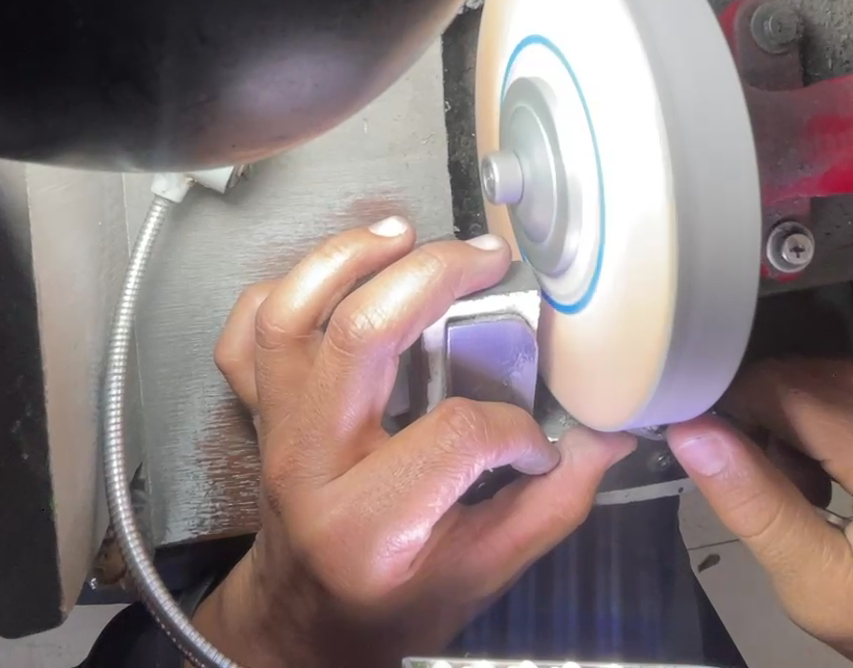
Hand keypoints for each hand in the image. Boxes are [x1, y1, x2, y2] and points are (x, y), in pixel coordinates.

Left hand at [194, 218, 634, 667]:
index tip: (537, 438)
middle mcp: (310, 462)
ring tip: (401, 232)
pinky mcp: (258, 408)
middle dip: (431, 277)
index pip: (452, 436)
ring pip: (288, 318)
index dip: (512, 427)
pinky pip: (245, 333)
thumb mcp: (480, 575)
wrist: (303, 621)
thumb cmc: (393, 604)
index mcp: (370, 524)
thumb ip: (549, 506)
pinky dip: (282, 290)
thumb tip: (608, 436)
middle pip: (361, 337)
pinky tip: (333, 277)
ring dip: (344, 259)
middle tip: (485, 256)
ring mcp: (275, 428)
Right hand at [669, 359, 852, 667]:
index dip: (735, 417)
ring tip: (822, 484)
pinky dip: (846, 411)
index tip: (732, 464)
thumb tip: (689, 430)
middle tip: (787, 490)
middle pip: (804, 376)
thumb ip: (753, 507)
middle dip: (772, 421)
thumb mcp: (824, 594)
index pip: (774, 388)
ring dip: (806, 414)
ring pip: (832, 372)